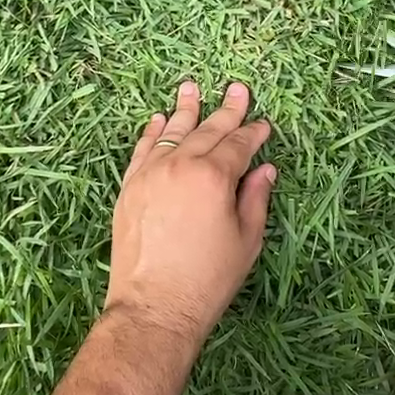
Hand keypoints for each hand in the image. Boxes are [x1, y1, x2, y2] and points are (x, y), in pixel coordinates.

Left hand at [105, 80, 276, 341]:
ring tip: (190, 87)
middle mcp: (181, 165)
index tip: (263, 123)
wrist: (153, 307)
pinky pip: (142, 149)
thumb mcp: (245, 241)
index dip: (253, 133)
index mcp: (214, 177)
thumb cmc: (208, 279)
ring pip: (172, 131)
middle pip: (208, 130)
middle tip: (237, 88)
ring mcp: (151, 172)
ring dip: (185, 108)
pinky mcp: (130, 186)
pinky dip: (151, 132)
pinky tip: (157, 119)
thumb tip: (265, 169)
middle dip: (226, 109)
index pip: (238, 144)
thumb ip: (255, 198)